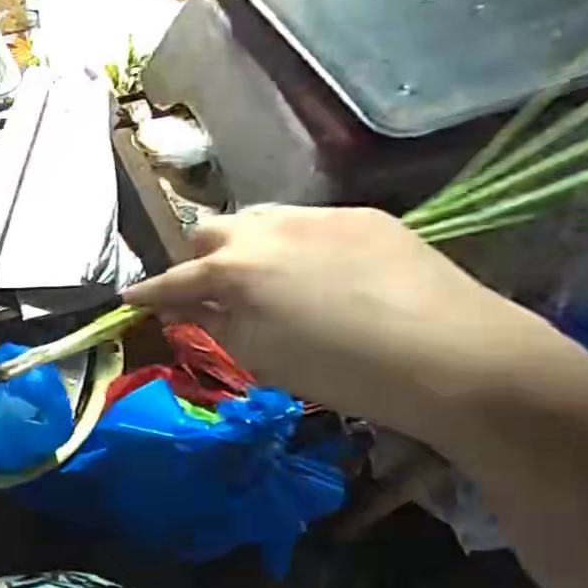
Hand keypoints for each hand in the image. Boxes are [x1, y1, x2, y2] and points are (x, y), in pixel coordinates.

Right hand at [122, 205, 587, 442]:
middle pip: (210, 231)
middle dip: (199, 260)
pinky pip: (308, 223)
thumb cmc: (339, 370)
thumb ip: (209, 323)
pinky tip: (318, 274)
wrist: (457, 359)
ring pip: (259, 219)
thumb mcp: (256, 355)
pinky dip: (294, 245)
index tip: (131, 298)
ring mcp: (321, 216)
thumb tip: (182, 307)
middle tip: (211, 291)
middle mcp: (269, 229)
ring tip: (263, 277)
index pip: (175, 279)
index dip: (149, 292)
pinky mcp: (366, 217)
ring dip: (245, 245)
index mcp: (235, 269)